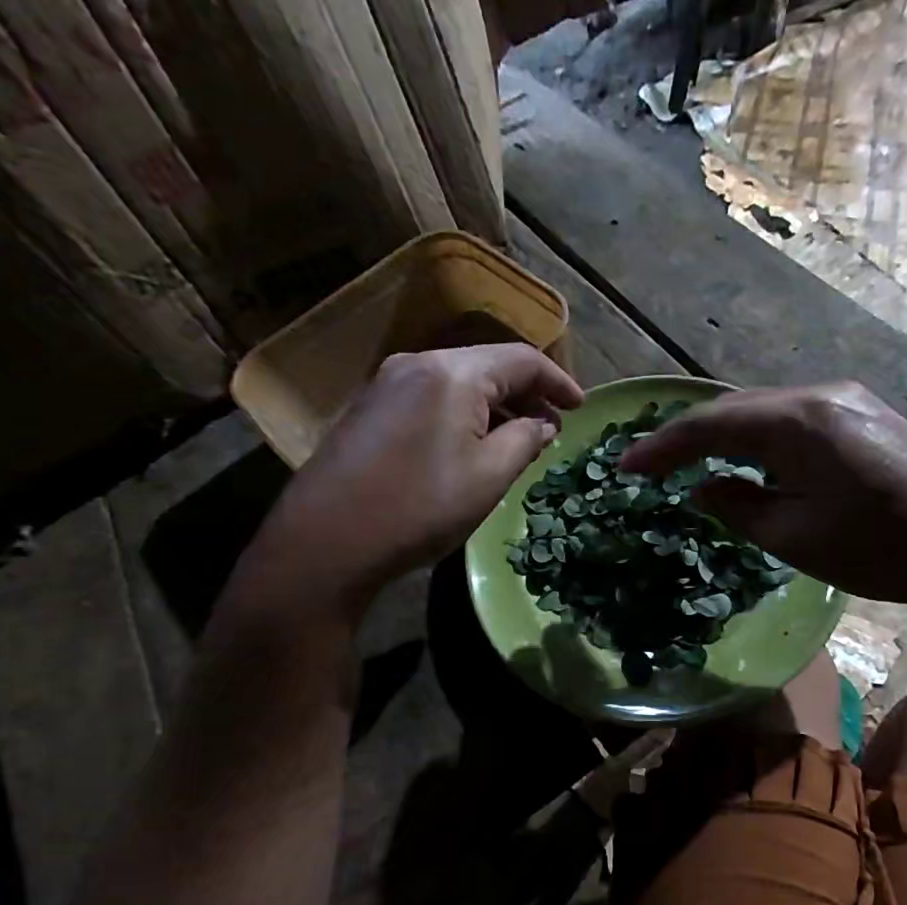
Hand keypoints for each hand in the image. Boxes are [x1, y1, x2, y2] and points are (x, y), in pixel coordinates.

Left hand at [249, 345, 582, 612]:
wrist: (325, 542)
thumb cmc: (419, 507)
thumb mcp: (489, 476)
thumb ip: (526, 440)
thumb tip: (542, 424)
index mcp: (453, 373)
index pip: (521, 360)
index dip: (558, 381)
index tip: (581, 407)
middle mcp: (417, 364)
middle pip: (488, 365)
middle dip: (528, 393)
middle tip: (554, 426)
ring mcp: (386, 385)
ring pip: (458, 383)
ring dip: (496, 406)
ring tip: (519, 439)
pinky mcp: (369, 411)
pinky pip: (431, 398)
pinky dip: (464, 414)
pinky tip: (472, 445)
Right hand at [618, 382, 906, 608]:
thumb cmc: (883, 550)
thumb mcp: (796, 538)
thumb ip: (738, 508)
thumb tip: (701, 488)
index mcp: (799, 421)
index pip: (711, 424)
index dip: (662, 446)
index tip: (625, 467)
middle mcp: (821, 394)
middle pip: (738, 408)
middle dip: (692, 438)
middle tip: (654, 467)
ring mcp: (849, 400)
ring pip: (767, 411)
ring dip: (728, 437)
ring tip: (694, 466)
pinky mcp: (867, 415)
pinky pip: (796, 419)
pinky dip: (763, 440)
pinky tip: (753, 463)